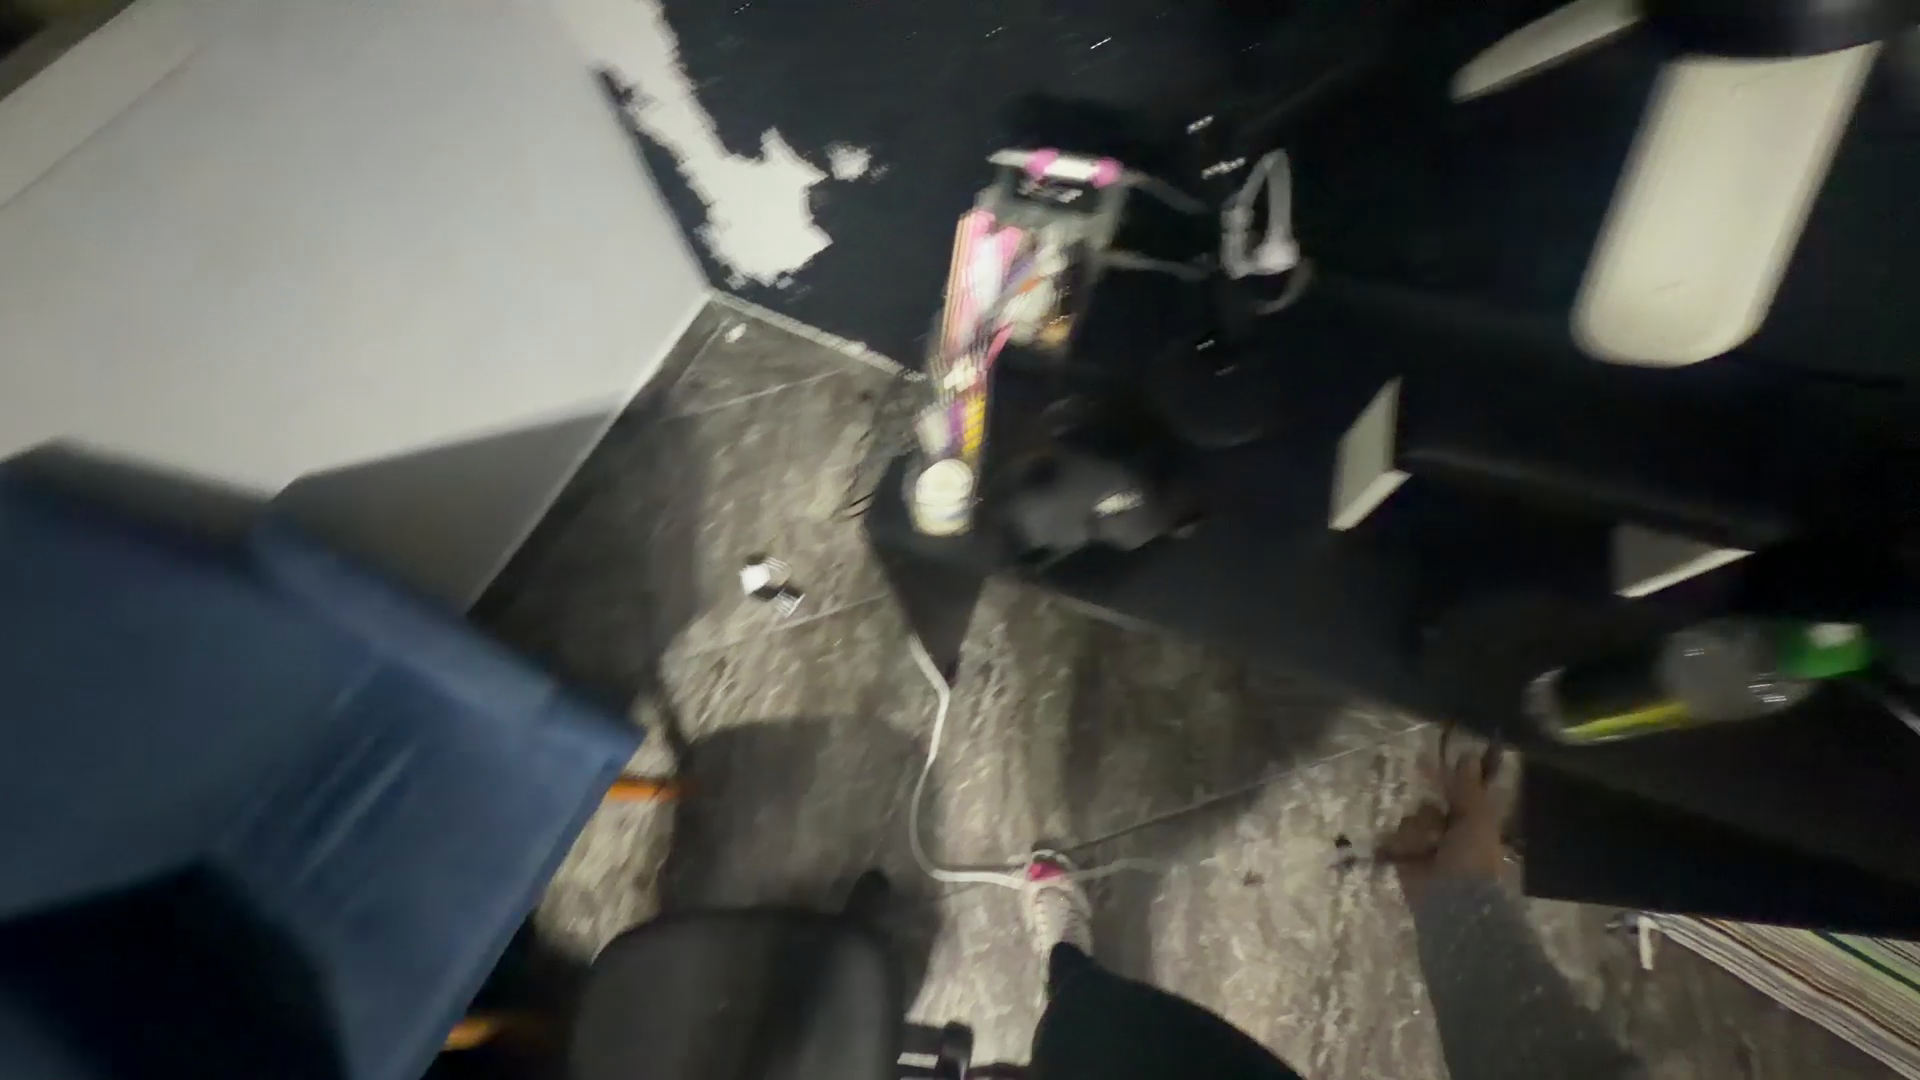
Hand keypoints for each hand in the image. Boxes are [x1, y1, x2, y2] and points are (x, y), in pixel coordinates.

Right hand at [1380, 749, 1506, 906]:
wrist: (1454, 902)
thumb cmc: (1473, 860)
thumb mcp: (1477, 820)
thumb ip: (1469, 789)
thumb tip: (1465, 753)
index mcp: (1473, 826)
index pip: (1454, 795)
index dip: (1443, 781)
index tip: (1425, 764)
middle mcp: (1449, 835)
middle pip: (1428, 805)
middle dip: (1430, 815)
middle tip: (1437, 827)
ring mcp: (1426, 847)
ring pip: (1411, 820)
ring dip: (1417, 832)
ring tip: (1426, 850)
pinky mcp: (1404, 858)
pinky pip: (1395, 837)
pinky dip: (1402, 844)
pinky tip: (1410, 855)